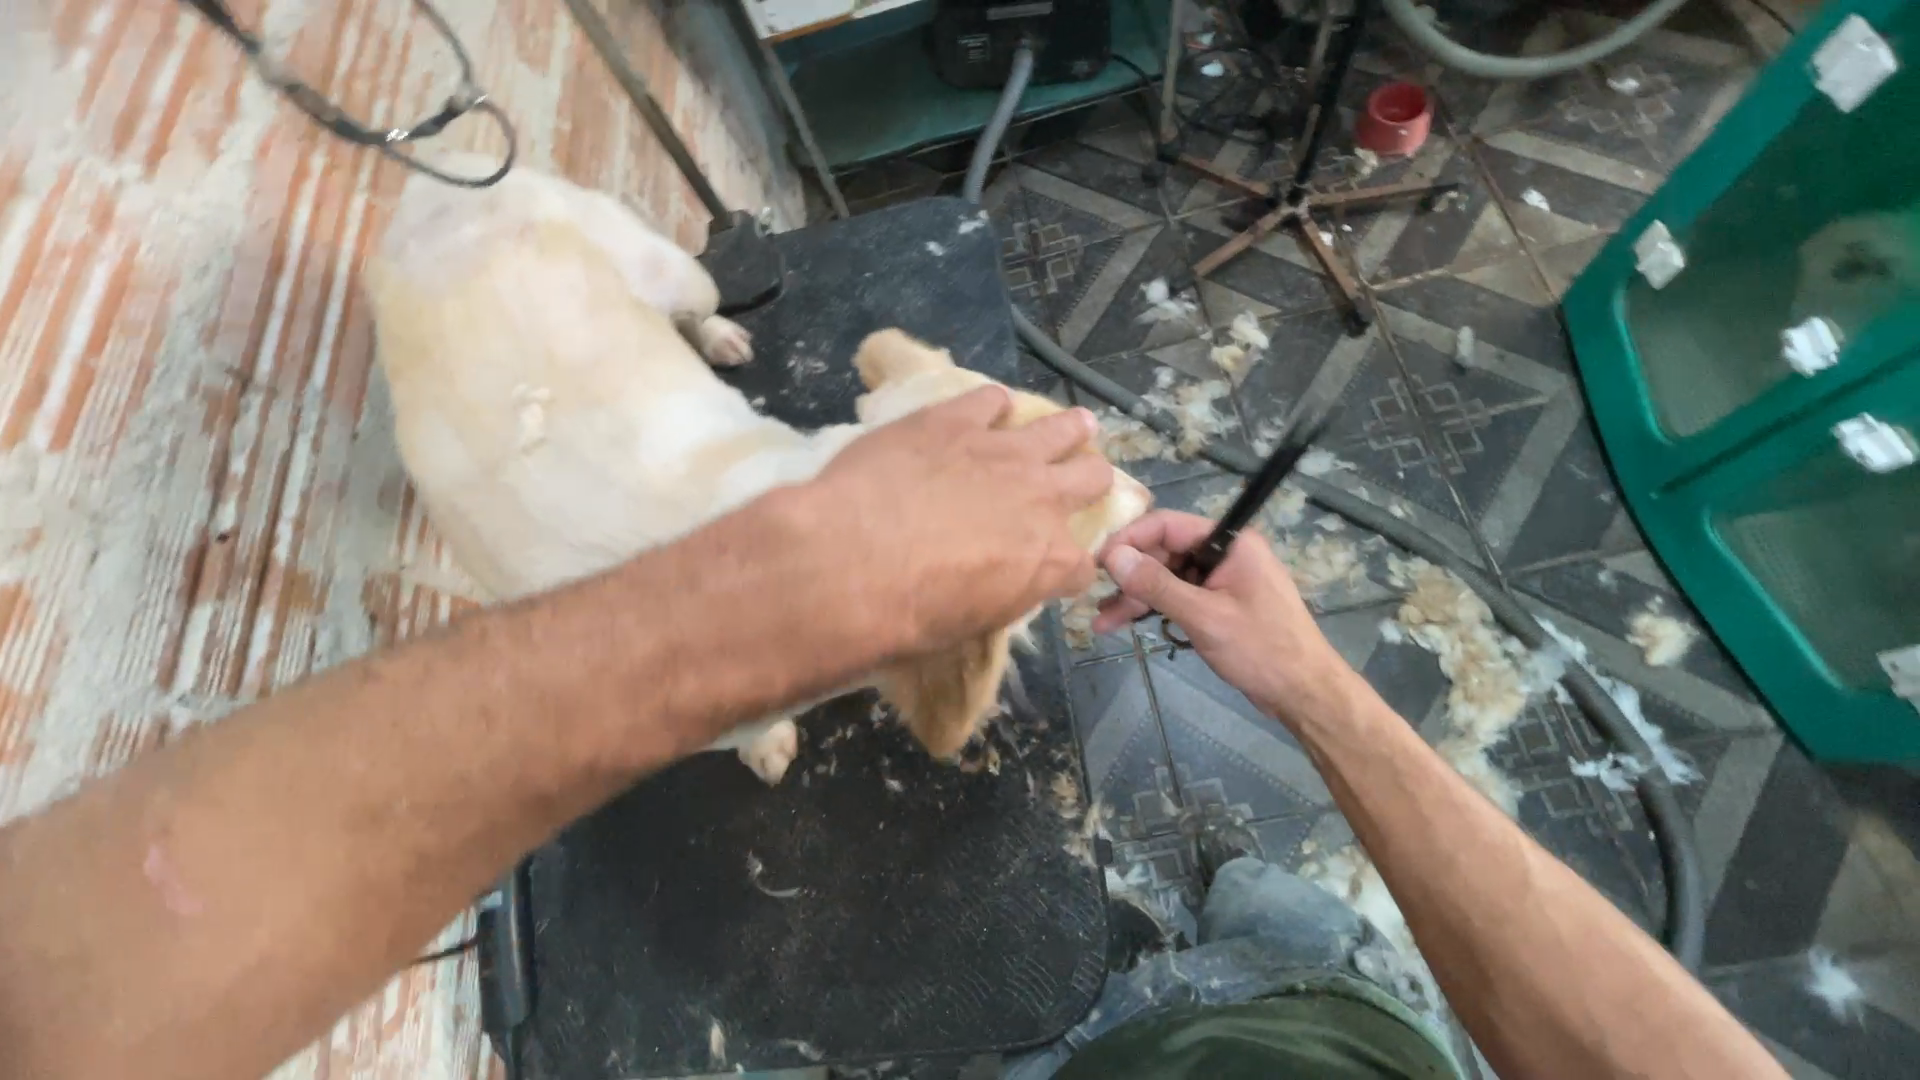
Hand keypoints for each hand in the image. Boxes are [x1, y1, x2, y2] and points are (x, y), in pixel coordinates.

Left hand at [802, 387, 1112, 657]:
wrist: (854, 563)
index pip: (1082, 564)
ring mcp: (1002, 453)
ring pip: (1060, 429)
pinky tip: (989, 408)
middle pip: (1091, 480)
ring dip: (1071, 428)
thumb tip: (995, 584)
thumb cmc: (909, 615)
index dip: (1072, 566)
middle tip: (1085, 477)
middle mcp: (1041, 499)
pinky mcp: (956, 420)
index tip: (1060, 567)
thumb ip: (998, 595)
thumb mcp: (969, 624)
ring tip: (1077, 424)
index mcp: (1048, 560)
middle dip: (1090, 481)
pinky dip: (993, 406)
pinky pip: (990, 399)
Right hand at [1092, 510, 1350, 725]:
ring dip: (1135, 597)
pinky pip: (1176, 597)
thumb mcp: (1204, 616)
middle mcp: (1224, 553)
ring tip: (1101, 620)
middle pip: (1163, 552)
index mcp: (1230, 542)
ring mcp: (1220, 580)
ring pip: (1166, 577)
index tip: (1098, 560)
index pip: (1168, 524)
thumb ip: (1156, 585)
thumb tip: (1112, 557)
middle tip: (1095, 596)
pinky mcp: (1216, 604)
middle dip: (1129, 575)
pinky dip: (1152, 609)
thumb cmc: (1262, 649)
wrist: (1304, 693)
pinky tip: (1122, 623)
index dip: (1130, 539)